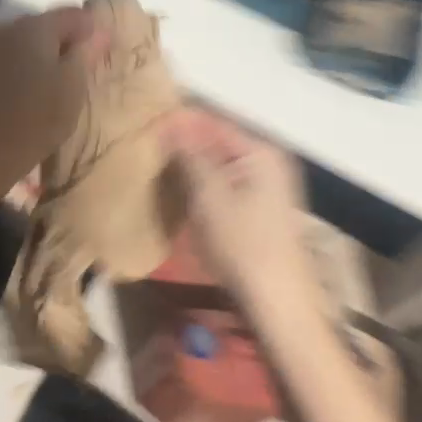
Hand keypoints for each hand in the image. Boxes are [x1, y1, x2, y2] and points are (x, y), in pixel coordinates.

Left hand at [0, 7, 106, 176]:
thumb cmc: (39, 114)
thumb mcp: (73, 82)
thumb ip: (87, 50)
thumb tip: (100, 29)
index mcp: (34, 25)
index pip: (74, 14)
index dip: (94, 30)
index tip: (106, 53)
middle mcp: (12, 27)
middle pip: (52, 23)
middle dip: (73, 40)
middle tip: (90, 67)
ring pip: (36, 39)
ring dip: (54, 52)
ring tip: (70, 80)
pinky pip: (22, 53)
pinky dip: (37, 62)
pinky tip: (46, 85)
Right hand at [167, 108, 313, 312]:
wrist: (277, 302)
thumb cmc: (242, 243)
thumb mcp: (208, 193)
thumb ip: (188, 152)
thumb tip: (169, 119)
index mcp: (261, 151)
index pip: (211, 119)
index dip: (178, 119)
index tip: (145, 122)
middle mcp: (268, 161)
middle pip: (217, 139)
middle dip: (183, 140)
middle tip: (147, 143)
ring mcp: (267, 185)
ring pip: (219, 161)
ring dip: (191, 162)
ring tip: (158, 163)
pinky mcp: (261, 206)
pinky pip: (225, 180)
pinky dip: (203, 180)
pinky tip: (182, 187)